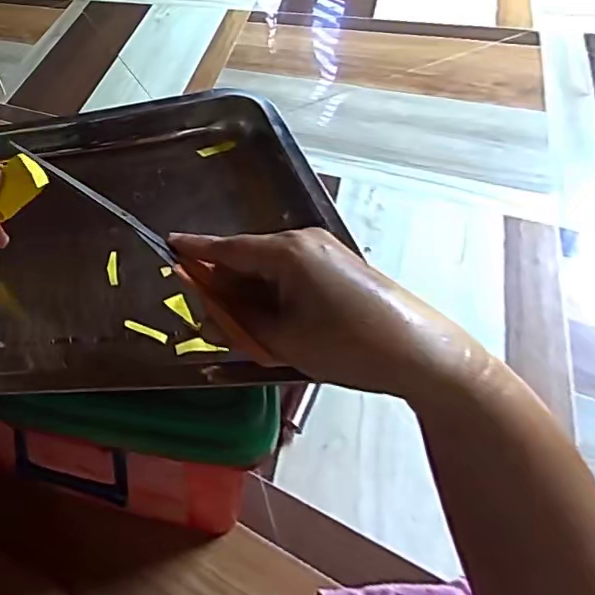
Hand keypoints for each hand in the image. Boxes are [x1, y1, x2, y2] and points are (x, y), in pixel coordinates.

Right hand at [169, 229, 492, 401]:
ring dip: (251, 289)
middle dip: (225, 281)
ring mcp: (322, 247)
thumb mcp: (282, 339)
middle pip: (246, 255)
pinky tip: (278, 316)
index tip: (167, 244)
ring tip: (250, 325)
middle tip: (214, 313)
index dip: (194, 249)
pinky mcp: (337, 261)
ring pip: (267, 264)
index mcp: (284, 251)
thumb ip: (234, 314)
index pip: (226, 247)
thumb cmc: (348, 348)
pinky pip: (288, 269)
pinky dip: (273, 288)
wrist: (427, 356)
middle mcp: (300, 238)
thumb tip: (204, 293)